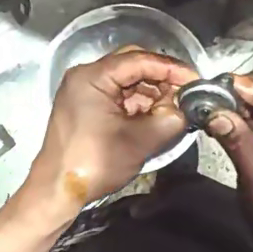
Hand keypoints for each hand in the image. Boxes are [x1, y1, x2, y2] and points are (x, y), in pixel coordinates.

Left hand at [16, 49, 198, 221]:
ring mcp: (83, 91)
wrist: (58, 190)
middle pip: (132, 66)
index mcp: (92, 77)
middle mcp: (85, 77)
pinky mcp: (85, 107)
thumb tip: (186, 109)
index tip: (194, 80)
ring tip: (174, 108)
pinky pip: (117, 96)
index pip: (139, 60)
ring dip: (151, 93)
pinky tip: (155, 116)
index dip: (170, 69)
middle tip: (186, 93)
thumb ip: (169, 119)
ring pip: (126, 81)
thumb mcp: (140, 141)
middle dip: (161, 79)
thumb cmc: (94, 163)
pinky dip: (137, 104)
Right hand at [204, 72, 252, 239]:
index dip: (235, 87)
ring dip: (229, 100)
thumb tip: (214, 112)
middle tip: (199, 100)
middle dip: (231, 91)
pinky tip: (213, 119)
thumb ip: (239, 143)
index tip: (201, 89)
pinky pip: (251, 111)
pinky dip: (233, 112)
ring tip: (202, 108)